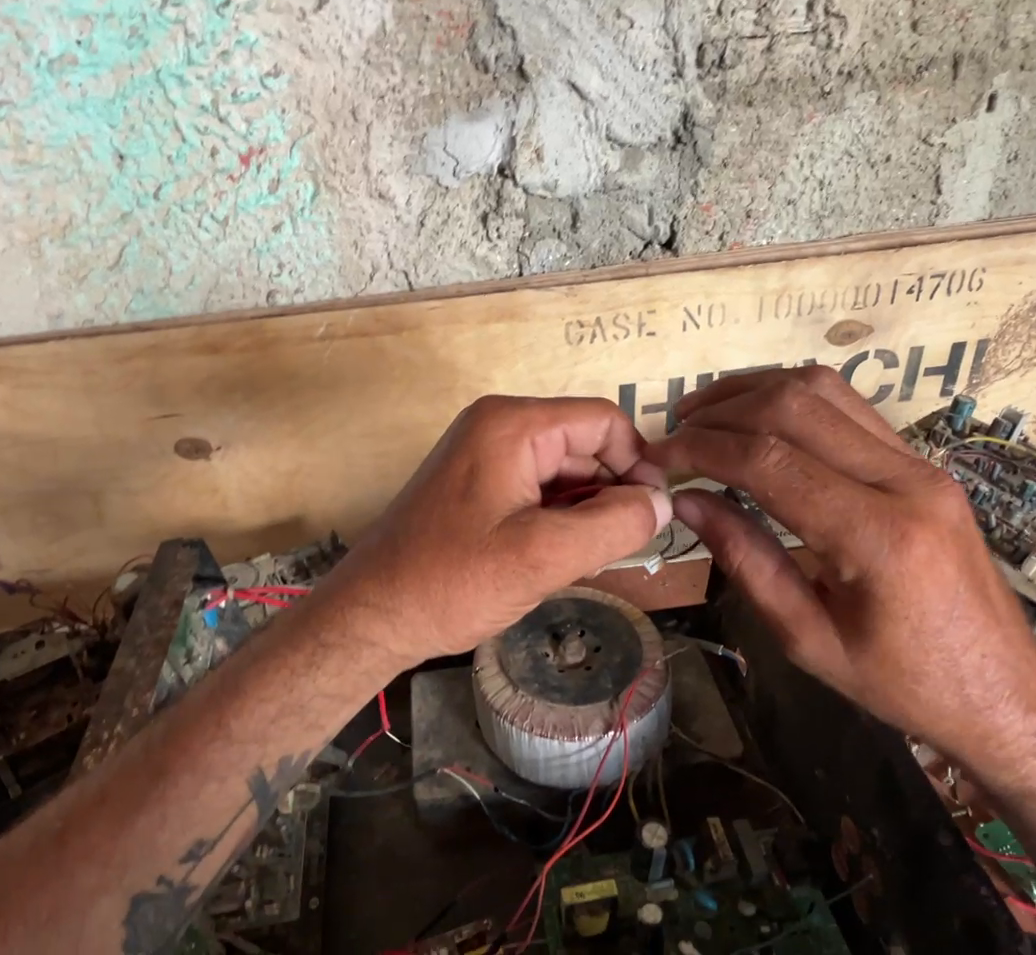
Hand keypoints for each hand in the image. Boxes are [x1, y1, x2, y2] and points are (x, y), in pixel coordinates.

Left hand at [315, 396, 672, 666]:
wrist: (373, 615)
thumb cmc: (452, 582)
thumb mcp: (544, 556)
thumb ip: (615, 525)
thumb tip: (663, 504)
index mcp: (512, 425)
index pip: (603, 420)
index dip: (637, 463)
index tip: (652, 515)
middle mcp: (498, 426)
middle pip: (584, 445)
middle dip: (609, 494)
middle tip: (617, 550)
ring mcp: (483, 455)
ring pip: (564, 472)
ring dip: (583, 513)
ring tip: (579, 561)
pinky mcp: (476, 485)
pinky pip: (537, 490)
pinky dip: (557, 520)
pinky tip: (553, 559)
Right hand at [643, 368, 1035, 768]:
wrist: (1004, 690)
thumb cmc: (904, 683)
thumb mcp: (808, 639)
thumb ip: (745, 561)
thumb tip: (686, 500)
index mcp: (878, 536)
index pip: (769, 461)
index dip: (701, 449)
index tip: (657, 458)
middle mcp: (905, 482)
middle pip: (795, 407)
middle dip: (721, 410)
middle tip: (673, 432)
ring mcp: (921, 465)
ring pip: (825, 390)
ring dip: (754, 390)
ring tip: (703, 412)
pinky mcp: (923, 464)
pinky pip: (848, 408)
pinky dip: (791, 400)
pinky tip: (756, 417)